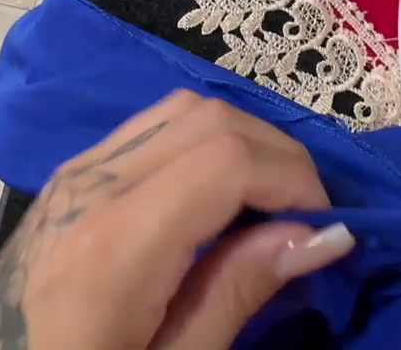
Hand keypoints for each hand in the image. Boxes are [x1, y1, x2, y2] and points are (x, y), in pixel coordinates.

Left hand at [0, 91, 355, 349]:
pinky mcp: (74, 169)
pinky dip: (202, 138)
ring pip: (181, 108)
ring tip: (270, 199)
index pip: (223, 158)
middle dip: (274, 151)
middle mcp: (94, 182)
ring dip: (240, 137)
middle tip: (308, 212)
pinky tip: (218, 189)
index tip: (326, 225)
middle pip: (207, 116)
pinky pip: (153, 125)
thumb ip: (238, 292)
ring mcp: (78, 167)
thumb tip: (319, 236)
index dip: (290, 177)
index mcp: (115, 240)